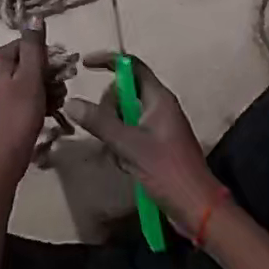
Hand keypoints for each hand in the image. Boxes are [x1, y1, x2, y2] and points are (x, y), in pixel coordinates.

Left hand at [0, 23, 49, 187]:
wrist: (1, 160)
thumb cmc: (17, 116)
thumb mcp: (30, 78)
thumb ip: (34, 46)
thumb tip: (35, 15)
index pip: (30, 44)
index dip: (48, 59)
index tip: (61, 75)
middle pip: (32, 61)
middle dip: (49, 76)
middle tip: (59, 93)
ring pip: (32, 79)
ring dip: (48, 90)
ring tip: (55, 105)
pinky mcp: (4, 105)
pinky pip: (27, 94)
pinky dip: (40, 101)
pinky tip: (49, 112)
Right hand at [66, 57, 224, 229]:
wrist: (196, 208)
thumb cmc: (167, 171)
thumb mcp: (129, 145)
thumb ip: (100, 123)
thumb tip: (71, 102)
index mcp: (159, 98)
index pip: (131, 65)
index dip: (108, 61)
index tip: (84, 64)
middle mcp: (159, 106)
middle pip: (123, 92)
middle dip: (108, 109)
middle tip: (107, 131)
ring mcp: (158, 126)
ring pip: (124, 115)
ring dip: (114, 132)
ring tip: (119, 154)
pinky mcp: (156, 145)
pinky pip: (130, 134)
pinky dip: (122, 146)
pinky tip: (125, 165)